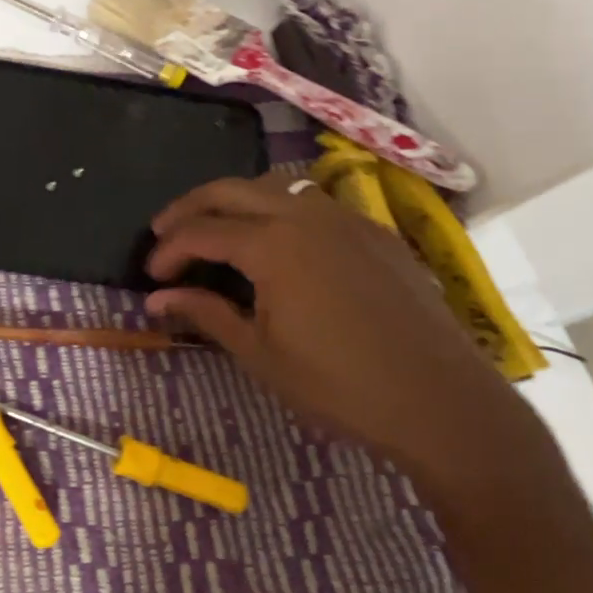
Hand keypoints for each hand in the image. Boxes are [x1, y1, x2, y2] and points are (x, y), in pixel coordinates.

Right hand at [144, 175, 542, 485]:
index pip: (200, 232)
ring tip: (217, 230)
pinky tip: (280, 245)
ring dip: (237, 201)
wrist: (442, 404)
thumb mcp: (259, 353)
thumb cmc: (339, 385)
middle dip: (190, 208)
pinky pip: (315, 206)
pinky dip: (281, 212)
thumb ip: (205, 313)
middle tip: (164, 232)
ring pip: (276, 188)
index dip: (167, 251)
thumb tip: (156, 298)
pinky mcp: (377, 235)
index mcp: (272, 245)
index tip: (150, 277)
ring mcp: (347, 220)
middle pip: (231, 190)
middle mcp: (306, 217)